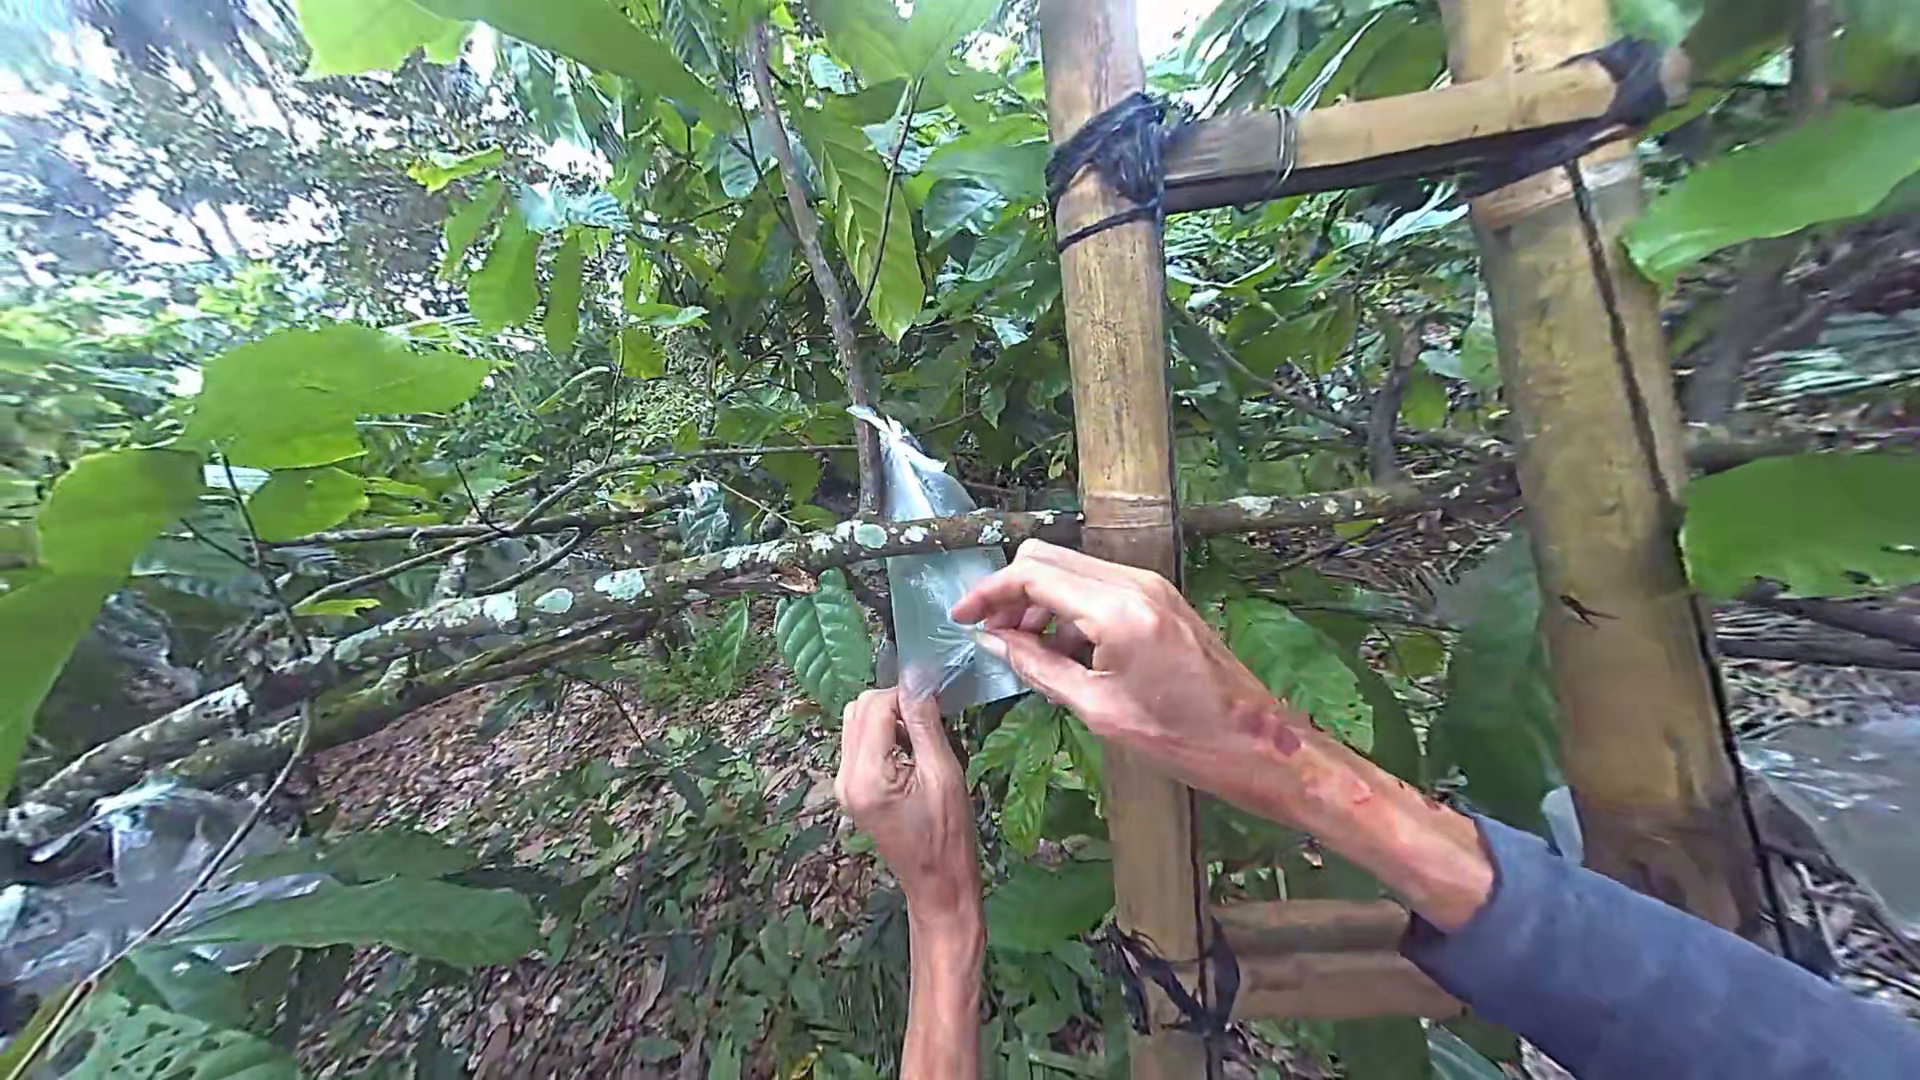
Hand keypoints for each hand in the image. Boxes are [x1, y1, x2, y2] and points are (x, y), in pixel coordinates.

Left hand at [838, 688, 982, 1079]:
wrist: (939, 886)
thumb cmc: (949, 834)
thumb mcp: (943, 772)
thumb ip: (925, 721)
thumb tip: (917, 676)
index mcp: (865, 776)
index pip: (875, 706)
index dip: (906, 693)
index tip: (936, 699)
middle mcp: (844, 777)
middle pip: (859, 708)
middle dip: (895, 703)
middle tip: (931, 719)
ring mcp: (844, 784)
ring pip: (858, 721)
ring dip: (890, 717)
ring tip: (924, 738)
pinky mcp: (851, 788)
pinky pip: (861, 741)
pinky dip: (885, 734)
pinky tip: (913, 752)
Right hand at [953, 540, 1493, 928]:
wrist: (1262, 745)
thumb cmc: (1181, 739)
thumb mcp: (1097, 708)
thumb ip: (1036, 666)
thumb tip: (990, 641)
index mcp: (1116, 609)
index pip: (1031, 575)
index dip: (987, 593)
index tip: (961, 618)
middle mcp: (1132, 581)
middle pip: (1046, 558)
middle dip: (1010, 592)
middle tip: (992, 635)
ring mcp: (1149, 584)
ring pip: (1069, 569)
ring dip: (1038, 601)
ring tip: (1024, 648)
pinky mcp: (1158, 596)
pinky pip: (1095, 586)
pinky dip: (1068, 609)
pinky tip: (1063, 650)